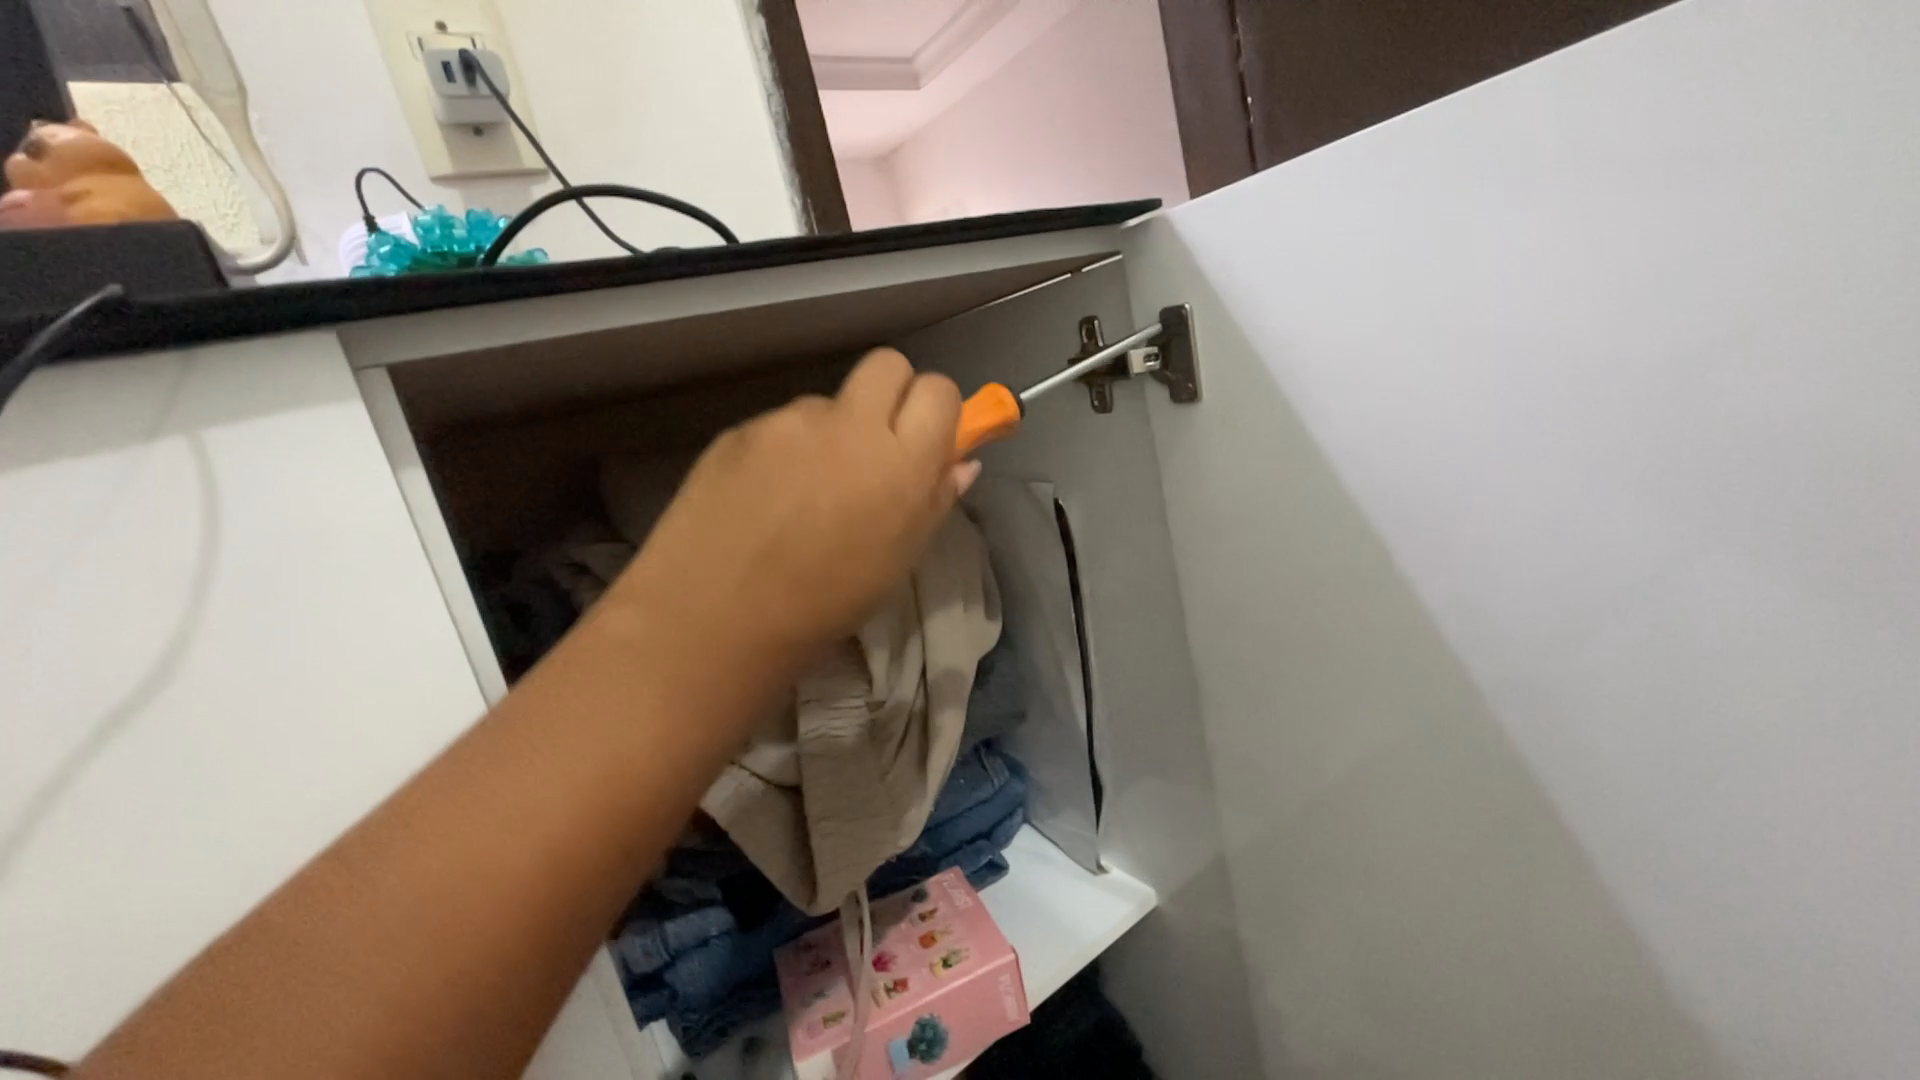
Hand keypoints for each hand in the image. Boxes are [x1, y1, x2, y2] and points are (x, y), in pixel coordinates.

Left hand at [611, 348, 979, 668]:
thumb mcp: (897, 561)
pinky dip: (784, 451)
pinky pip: (780, 426)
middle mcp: (848, 426)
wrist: (714, 617)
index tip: (926, 442)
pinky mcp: (742, 429)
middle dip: (891, 394)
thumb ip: (934, 501)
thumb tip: (960, 462)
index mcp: (900, 463)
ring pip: (827, 402)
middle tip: (876, 444)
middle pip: (887, 365)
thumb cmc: (824, 604)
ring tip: (805, 492)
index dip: (936, 412)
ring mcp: (789, 422)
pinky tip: (764, 497)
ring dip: (830, 432)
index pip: (939, 391)